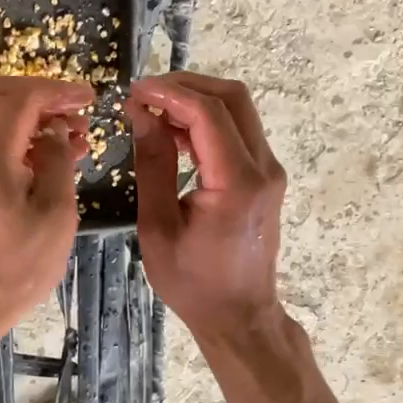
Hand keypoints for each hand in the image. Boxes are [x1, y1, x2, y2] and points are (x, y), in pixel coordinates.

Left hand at [0, 76, 93, 329]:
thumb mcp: (54, 214)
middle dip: (42, 95)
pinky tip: (49, 158)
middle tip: (78, 113)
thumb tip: (57, 132)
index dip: (59, 91)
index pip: (22, 97)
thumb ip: (58, 162)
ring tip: (73, 139)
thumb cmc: (16, 267)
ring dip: (31, 117)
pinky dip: (17, 138)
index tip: (90, 99)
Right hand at [129, 72, 286, 341]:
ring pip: (239, 110)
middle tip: (145, 95)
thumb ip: (153, 165)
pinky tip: (175, 137)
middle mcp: (263, 168)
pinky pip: (239, 132)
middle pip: (233, 98)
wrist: (238, 315)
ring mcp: (270, 171)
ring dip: (197, 101)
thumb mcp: (158, 225)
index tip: (133, 92)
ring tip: (154, 114)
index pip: (208, 113)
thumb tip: (141, 114)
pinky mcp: (265, 177)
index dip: (169, 93)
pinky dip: (207, 122)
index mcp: (237, 182)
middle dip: (187, 86)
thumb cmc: (192, 282)